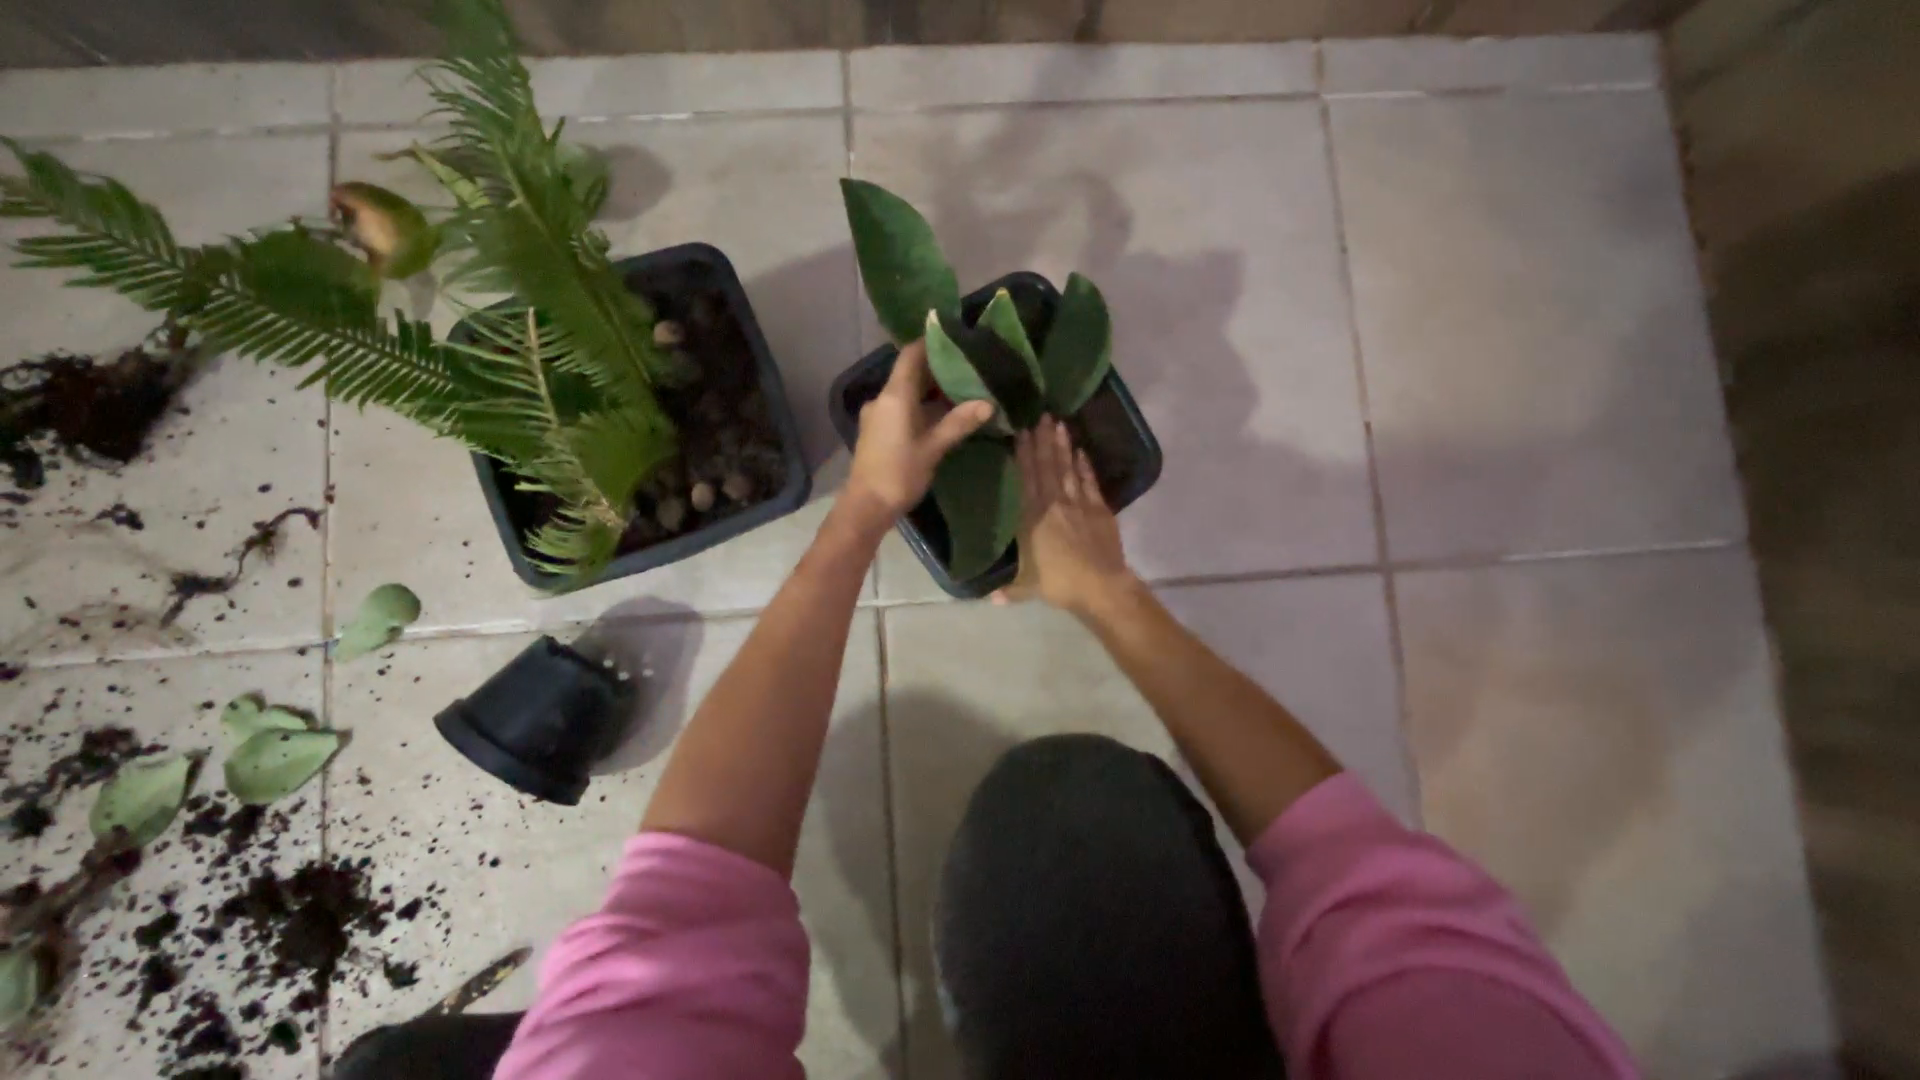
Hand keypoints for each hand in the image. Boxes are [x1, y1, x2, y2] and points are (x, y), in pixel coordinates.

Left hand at [847, 340, 995, 519]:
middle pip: (910, 373)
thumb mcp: (933, 448)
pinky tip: (941, 415)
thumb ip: (959, 423)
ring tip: (961, 390)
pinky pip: (901, 408)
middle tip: (967, 366)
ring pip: (906, 393)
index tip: (954, 338)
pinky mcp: (877, 431)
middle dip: (937, 369)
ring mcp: (877, 415)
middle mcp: (883, 399)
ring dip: (930, 391)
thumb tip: (988, 403)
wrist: (866, 506)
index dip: (930, 343)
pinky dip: (921, 406)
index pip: (911, 355)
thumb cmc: (899, 473)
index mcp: (895, 396)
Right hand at [993, 416, 1138, 617]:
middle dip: (1043, 440)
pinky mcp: (1099, 510)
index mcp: (1031, 517)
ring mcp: (1079, 504)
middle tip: (1041, 415)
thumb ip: (1008, 590)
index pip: (1026, 478)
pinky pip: (1089, 482)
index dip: (1023, 454)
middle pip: (1047, 466)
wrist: (1101, 586)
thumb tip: (989, 598)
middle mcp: (1053, 503)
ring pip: (1068, 468)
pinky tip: (1081, 452)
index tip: (1021, 431)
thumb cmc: (1059, 583)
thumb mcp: (1027, 587)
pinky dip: (1084, 466)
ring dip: (1062, 446)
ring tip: (1059, 424)